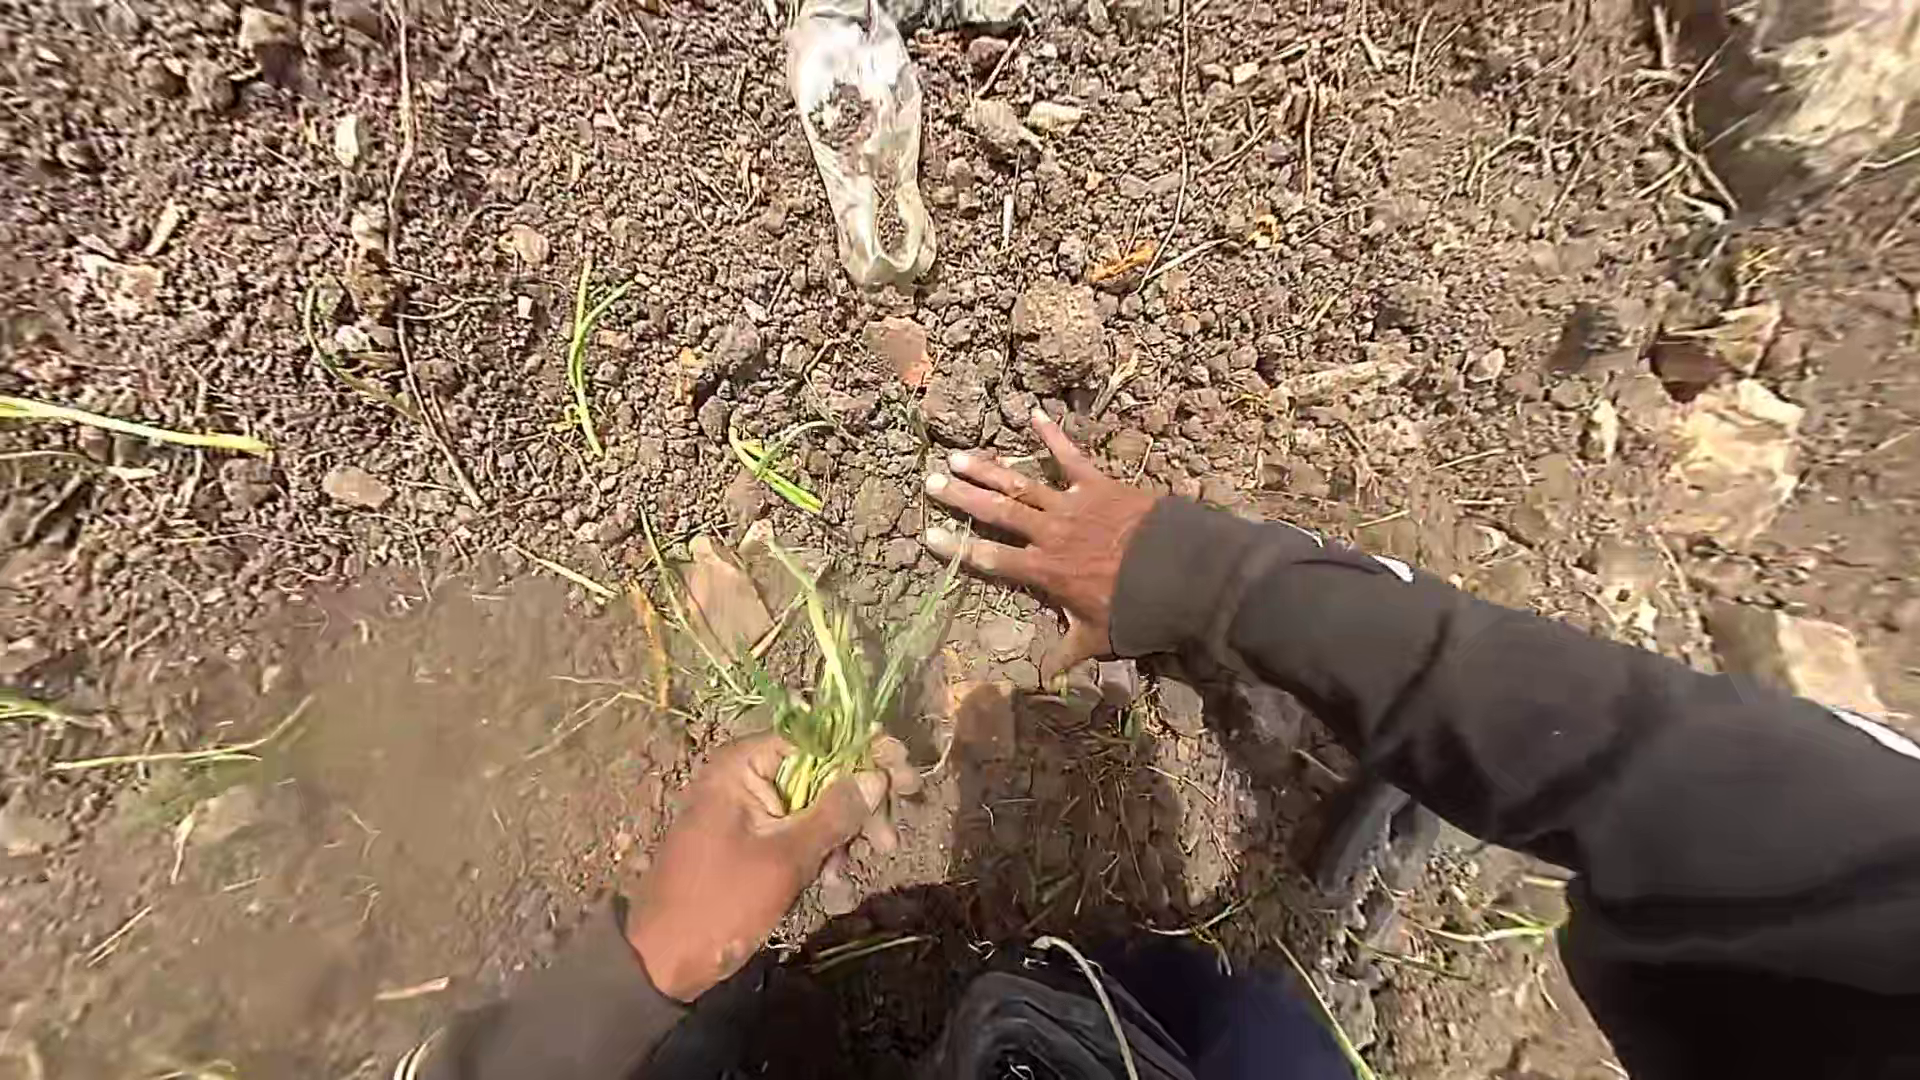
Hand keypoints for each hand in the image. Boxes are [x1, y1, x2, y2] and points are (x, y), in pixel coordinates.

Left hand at [625, 734, 917, 1000]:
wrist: (660, 968)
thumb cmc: (720, 902)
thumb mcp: (785, 856)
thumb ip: (835, 811)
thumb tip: (877, 776)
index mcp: (746, 763)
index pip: (819, 737)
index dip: (864, 750)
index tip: (901, 767)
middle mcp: (749, 773)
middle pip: (823, 769)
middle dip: (862, 798)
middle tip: (898, 816)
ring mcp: (753, 805)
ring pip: (817, 801)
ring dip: (849, 829)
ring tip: (878, 855)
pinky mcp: (756, 835)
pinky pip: (801, 828)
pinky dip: (824, 849)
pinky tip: (839, 882)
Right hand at [922, 407, 1158, 681]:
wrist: (1183, 575)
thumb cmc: (1137, 609)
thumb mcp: (1098, 637)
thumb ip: (1067, 652)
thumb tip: (1046, 677)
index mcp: (1045, 570)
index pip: (991, 558)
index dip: (958, 547)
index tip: (930, 534)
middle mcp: (1049, 533)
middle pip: (997, 513)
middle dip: (962, 498)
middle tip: (932, 483)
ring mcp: (1070, 504)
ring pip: (1020, 484)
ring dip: (989, 469)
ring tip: (959, 457)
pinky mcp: (1096, 484)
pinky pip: (1070, 456)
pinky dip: (1053, 434)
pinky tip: (1034, 413)